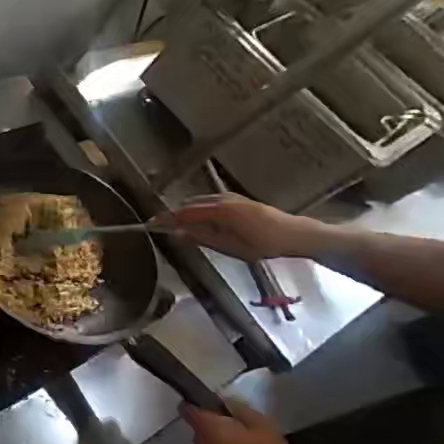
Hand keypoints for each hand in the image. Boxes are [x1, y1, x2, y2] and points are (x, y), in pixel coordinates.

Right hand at [170, 194, 318, 260]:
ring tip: (178, 227)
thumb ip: (200, 238)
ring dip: (186, 213)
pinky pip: (209, 202)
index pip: (183, 212)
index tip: (151, 224)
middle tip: (162, 228)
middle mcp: (222, 198)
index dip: (166, 218)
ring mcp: (230, 197)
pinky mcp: (237, 199)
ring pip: (199, 202)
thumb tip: (175, 234)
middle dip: (174, 215)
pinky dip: (198, 210)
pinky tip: (199, 221)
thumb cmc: (262, 244)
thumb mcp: (228, 246)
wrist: (293, 234)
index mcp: (218, 210)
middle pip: (189, 205)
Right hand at [181, 399, 309, 443]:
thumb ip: (198, 415)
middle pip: (230, 424)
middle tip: (197, 442)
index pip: (225, 402)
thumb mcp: (213, 431)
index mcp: (256, 415)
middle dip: (211, 431)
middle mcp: (268, 431)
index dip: (204, 407)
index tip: (189, 420)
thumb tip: (186, 404)